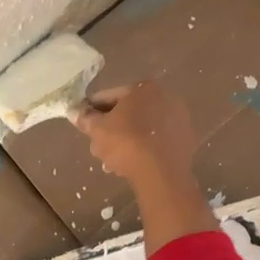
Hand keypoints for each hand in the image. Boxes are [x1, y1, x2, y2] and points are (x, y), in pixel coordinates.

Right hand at [77, 81, 197, 189]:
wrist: (161, 172)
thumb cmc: (126, 143)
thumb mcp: (98, 130)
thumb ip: (85, 118)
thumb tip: (75, 111)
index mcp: (142, 88)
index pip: (108, 97)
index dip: (91, 110)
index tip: (82, 123)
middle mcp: (164, 96)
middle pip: (127, 112)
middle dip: (111, 130)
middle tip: (98, 147)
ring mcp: (178, 117)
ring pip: (142, 128)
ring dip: (126, 141)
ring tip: (112, 162)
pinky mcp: (184, 138)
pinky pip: (156, 140)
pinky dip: (144, 149)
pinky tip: (133, 164)